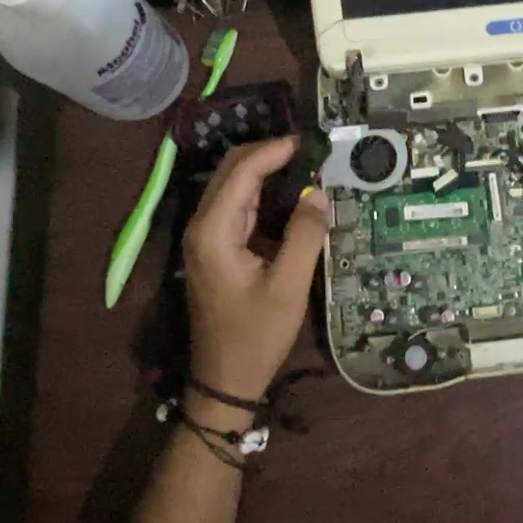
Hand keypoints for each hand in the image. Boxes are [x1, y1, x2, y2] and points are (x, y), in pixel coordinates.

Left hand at [182, 136, 329, 401]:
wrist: (224, 381)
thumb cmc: (255, 336)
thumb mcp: (288, 287)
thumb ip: (304, 235)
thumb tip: (319, 193)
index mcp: (214, 231)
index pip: (241, 172)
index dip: (274, 151)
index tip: (309, 142)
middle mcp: (203, 226)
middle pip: (232, 170)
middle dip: (269, 153)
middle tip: (311, 149)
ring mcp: (207, 236)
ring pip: (234, 185)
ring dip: (266, 169)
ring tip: (306, 163)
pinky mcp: (217, 247)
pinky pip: (239, 205)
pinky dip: (263, 190)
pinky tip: (291, 191)